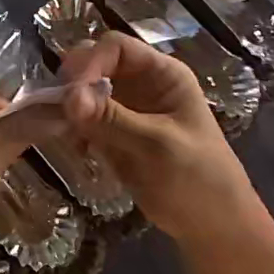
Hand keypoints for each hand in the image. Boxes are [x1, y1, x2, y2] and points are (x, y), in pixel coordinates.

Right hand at [58, 33, 271, 257]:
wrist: (213, 226)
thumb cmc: (197, 179)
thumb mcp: (157, 146)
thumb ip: (113, 120)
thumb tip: (68, 97)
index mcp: (162, 74)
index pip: (116, 48)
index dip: (90, 63)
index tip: (71, 96)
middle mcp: (142, 84)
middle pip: (95, 64)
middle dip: (74, 83)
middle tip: (59, 112)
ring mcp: (127, 109)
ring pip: (85, 92)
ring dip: (69, 108)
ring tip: (65, 134)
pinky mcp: (115, 135)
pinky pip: (85, 120)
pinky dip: (73, 130)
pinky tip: (77, 150)